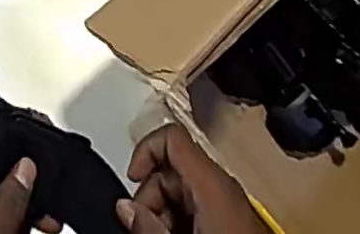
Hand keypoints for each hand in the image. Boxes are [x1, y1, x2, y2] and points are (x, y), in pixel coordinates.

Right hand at [114, 125, 268, 233]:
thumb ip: (150, 224)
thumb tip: (126, 207)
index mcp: (213, 181)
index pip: (172, 136)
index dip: (146, 149)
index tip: (133, 176)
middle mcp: (222, 185)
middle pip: (173, 165)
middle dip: (152, 192)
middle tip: (145, 224)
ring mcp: (230, 203)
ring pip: (183, 188)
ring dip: (165, 210)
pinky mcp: (233, 220)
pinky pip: (197, 205)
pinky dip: (181, 219)